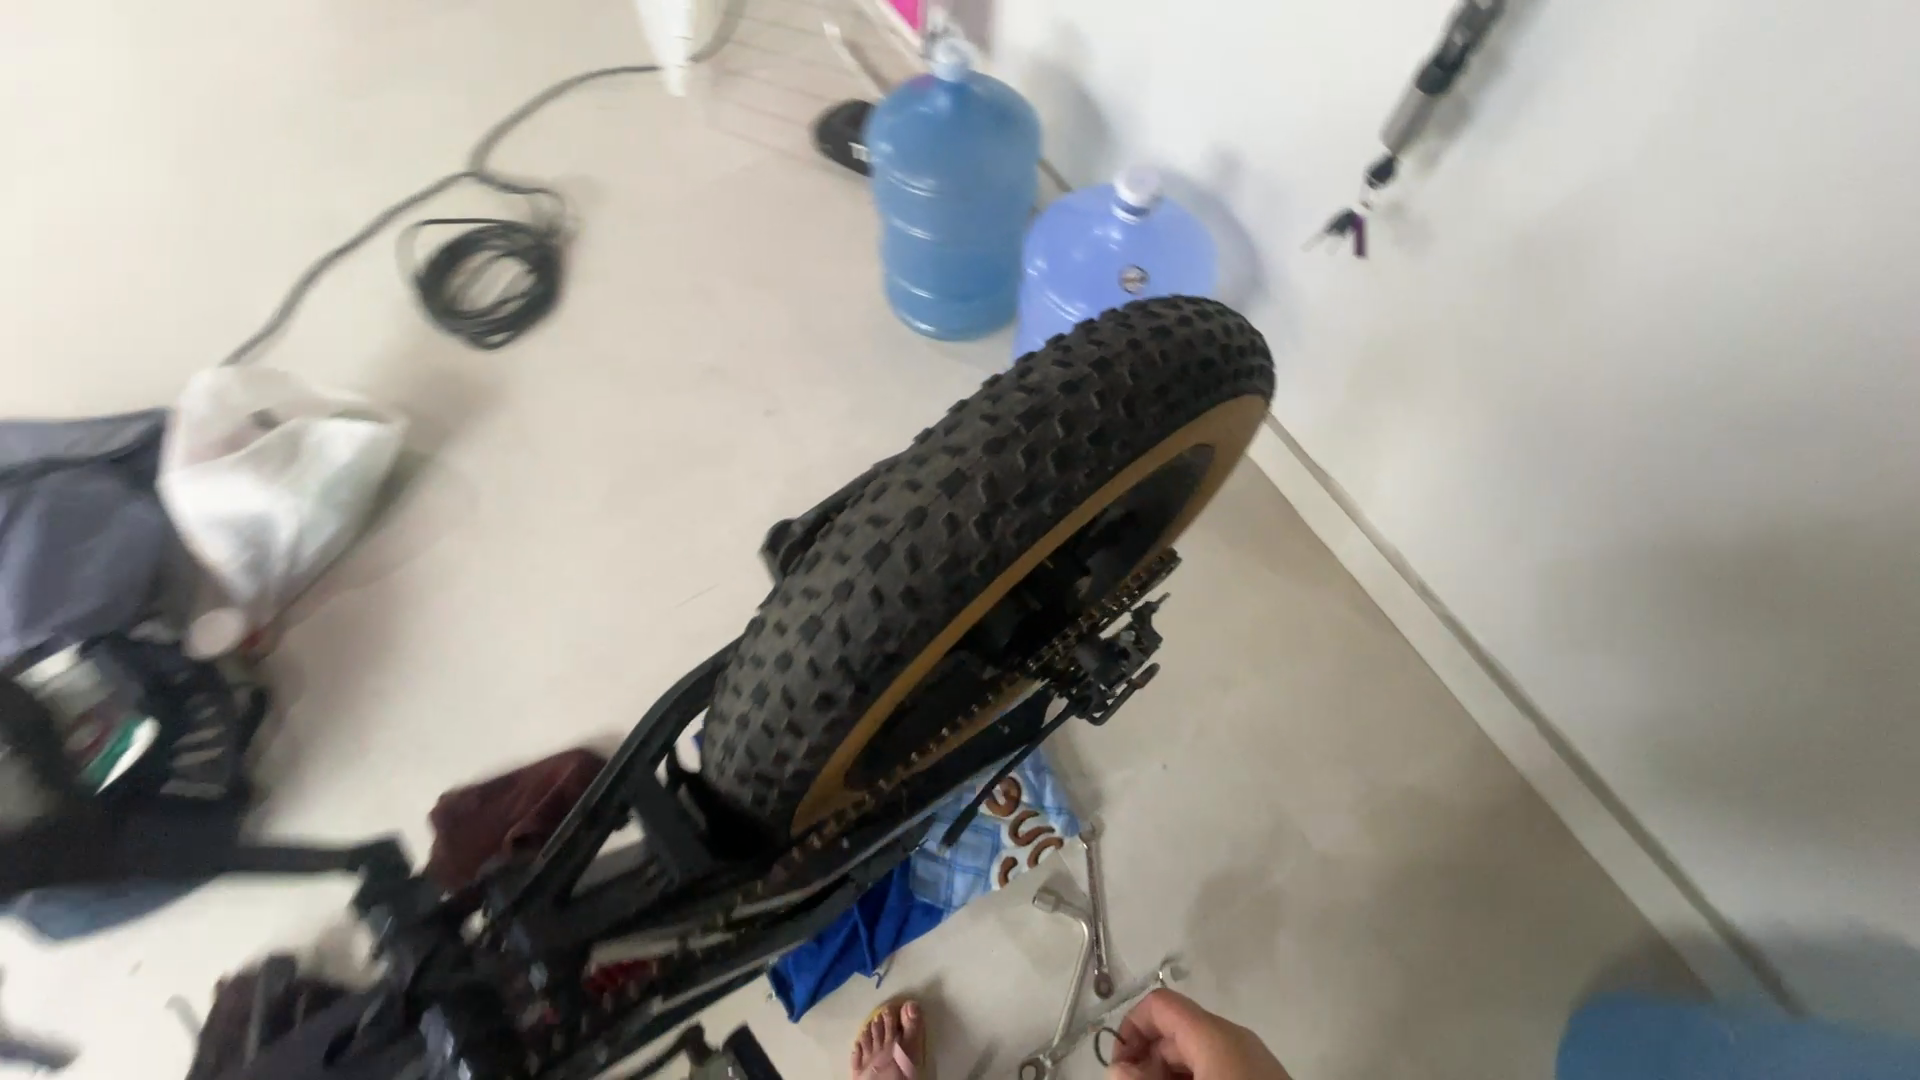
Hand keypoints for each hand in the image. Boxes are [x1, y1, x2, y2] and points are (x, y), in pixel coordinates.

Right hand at [1106, 989, 1291, 1079]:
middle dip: (1148, 1062)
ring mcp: (1253, 1063)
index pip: (1159, 1005)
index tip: (1119, 1069)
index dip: (1131, 1029)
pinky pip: (1218, 1072)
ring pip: (1196, 1056)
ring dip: (1169, 1077)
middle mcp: (1234, 1039)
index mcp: (1214, 1034)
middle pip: (1176, 1032)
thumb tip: (1117, 1069)